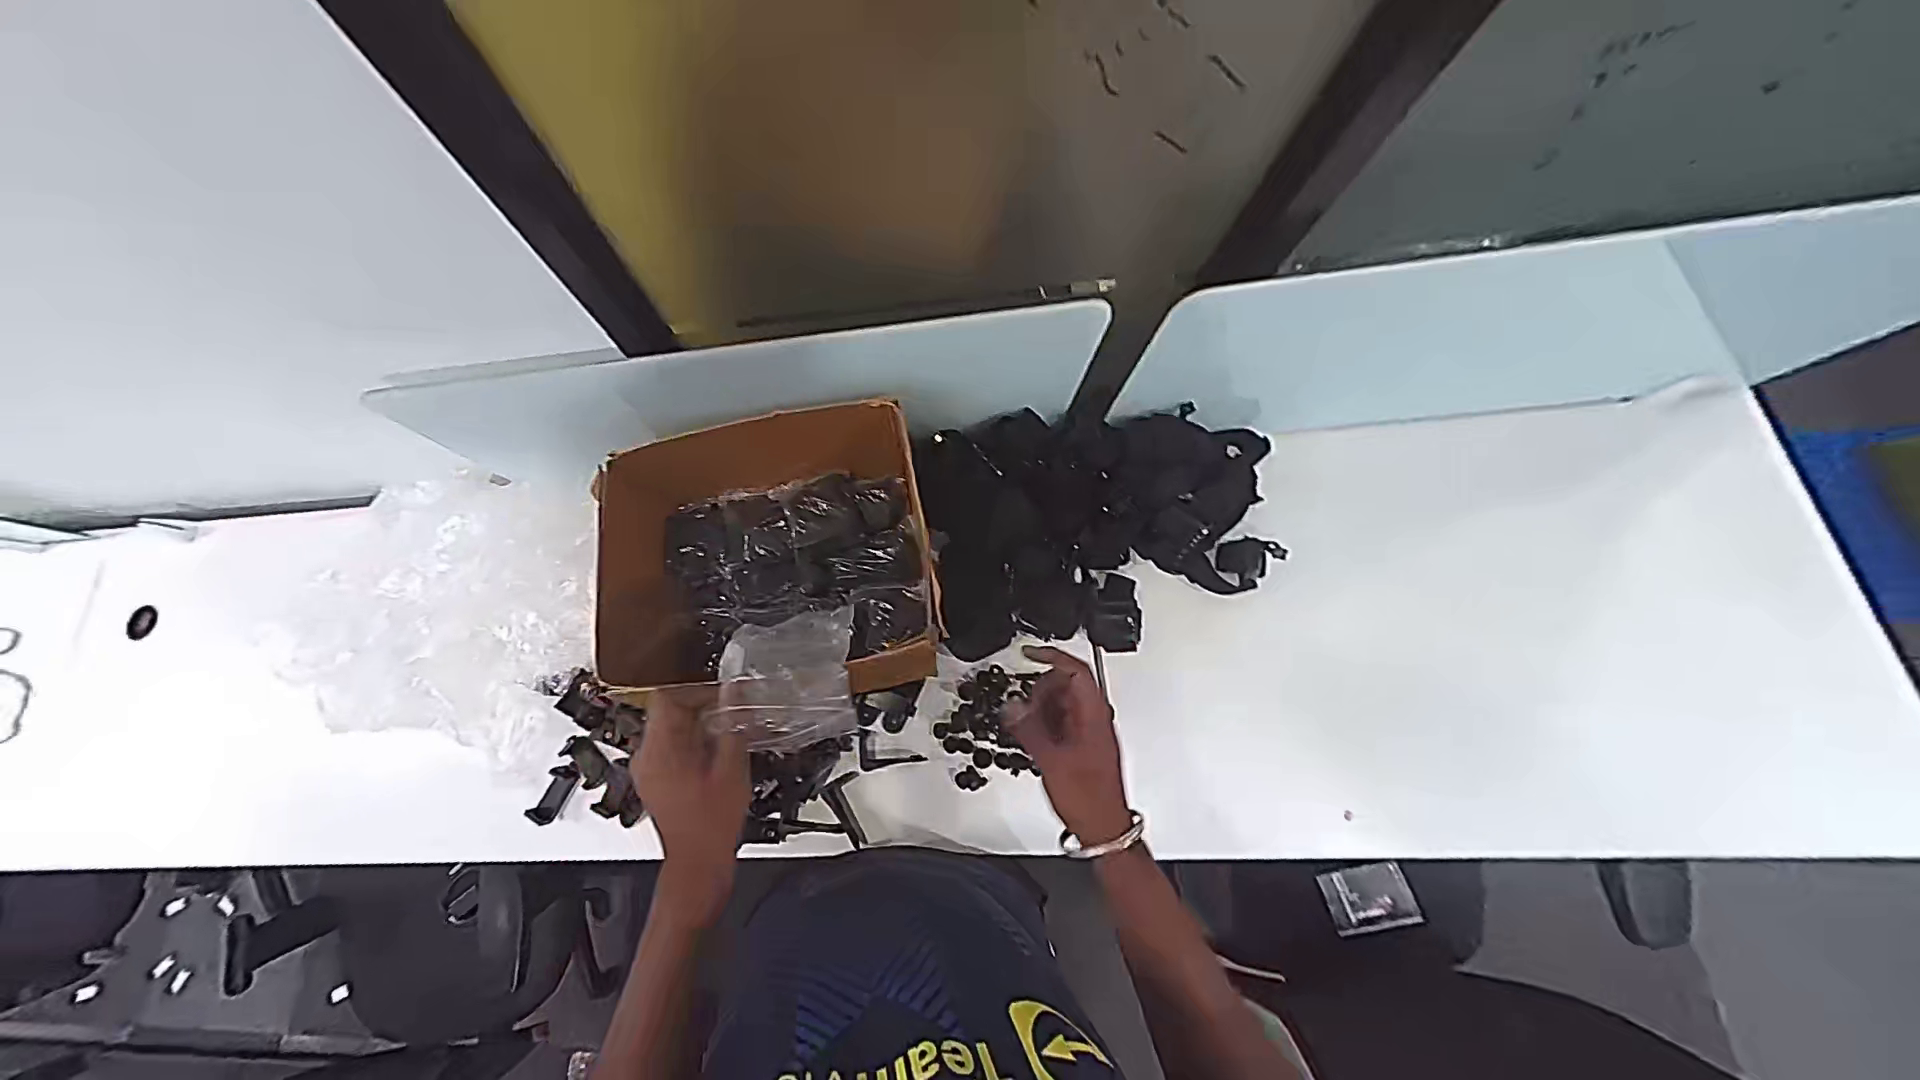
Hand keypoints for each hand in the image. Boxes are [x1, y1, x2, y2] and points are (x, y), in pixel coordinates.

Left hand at [630, 685, 747, 927]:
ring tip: (730, 729)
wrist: (698, 862)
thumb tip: (735, 689)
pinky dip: (695, 738)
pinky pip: (672, 743)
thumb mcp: (731, 766)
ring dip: (701, 721)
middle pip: (669, 709)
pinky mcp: (656, 776)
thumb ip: (733, 723)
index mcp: (659, 750)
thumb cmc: (712, 822)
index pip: (668, 697)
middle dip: (704, 704)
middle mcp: (646, 756)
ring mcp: (648, 767)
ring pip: (672, 725)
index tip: (725, 692)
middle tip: (734, 709)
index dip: (698, 688)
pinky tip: (719, 749)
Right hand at [1003, 646, 1133, 844]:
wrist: (1102, 828)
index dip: (1052, 657)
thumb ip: (1029, 728)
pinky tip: (1033, 738)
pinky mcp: (1082, 744)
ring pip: (1061, 703)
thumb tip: (1013, 706)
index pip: (1076, 671)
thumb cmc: (1089, 799)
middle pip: (1066, 685)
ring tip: (1026, 726)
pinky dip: (1044, 723)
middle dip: (1040, 690)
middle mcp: (1094, 719)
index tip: (1031, 653)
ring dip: (1040, 708)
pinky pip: (1061, 721)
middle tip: (1023, 706)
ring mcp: (1089, 731)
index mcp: (1093, 715)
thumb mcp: (1051, 760)